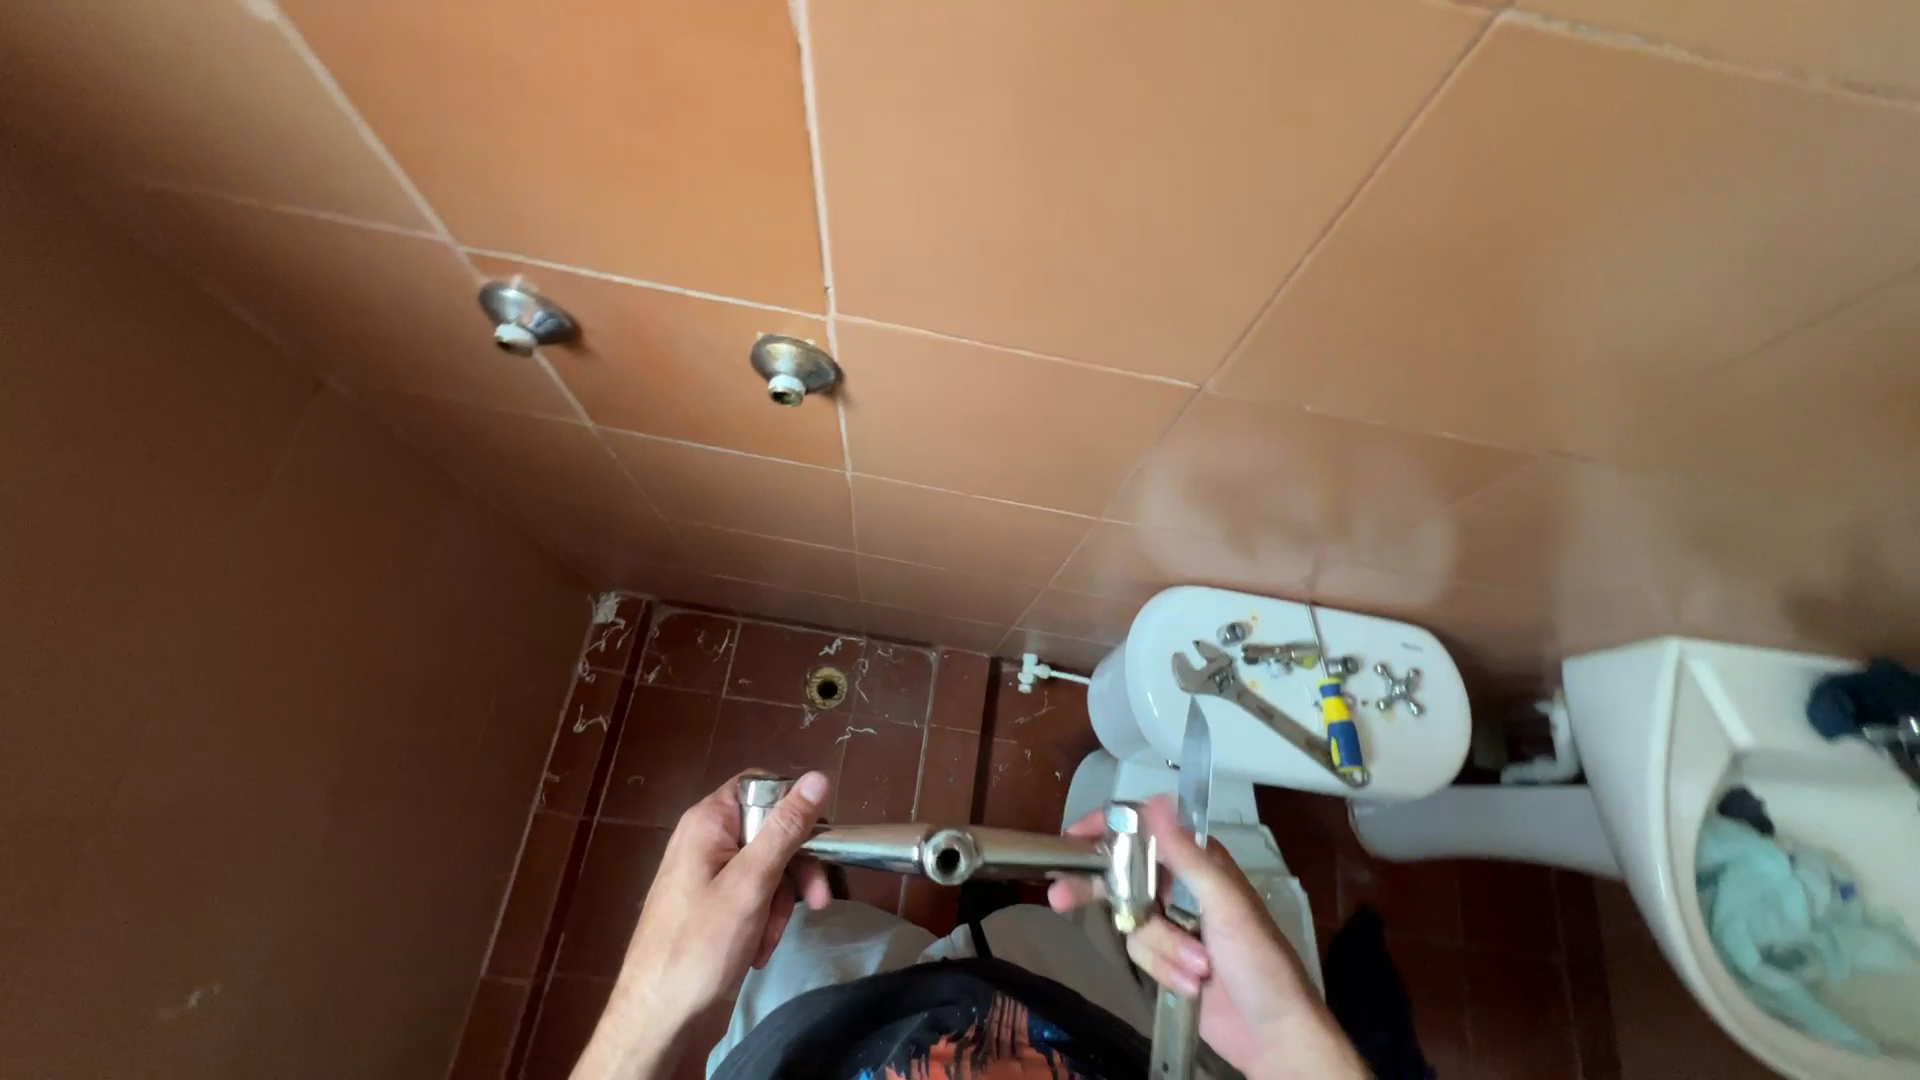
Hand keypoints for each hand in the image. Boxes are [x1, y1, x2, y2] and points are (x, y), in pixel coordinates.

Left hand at [573, 771, 831, 1079]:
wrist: (655, 1020)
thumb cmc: (700, 945)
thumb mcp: (751, 883)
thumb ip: (786, 829)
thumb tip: (817, 778)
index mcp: (709, 821)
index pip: (763, 787)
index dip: (793, 809)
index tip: (818, 840)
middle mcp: (707, 838)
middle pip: (771, 830)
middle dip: (795, 868)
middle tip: (819, 899)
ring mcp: (708, 872)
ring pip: (767, 865)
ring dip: (780, 901)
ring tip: (770, 938)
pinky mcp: (711, 903)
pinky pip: (752, 893)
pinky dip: (763, 917)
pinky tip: (758, 948)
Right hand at [1047, 797, 1365, 1079]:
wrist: (1275, 1036)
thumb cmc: (1259, 962)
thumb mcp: (1226, 905)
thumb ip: (1187, 855)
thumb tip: (1157, 802)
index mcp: (1199, 861)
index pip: (1144, 830)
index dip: (1108, 830)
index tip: (1073, 838)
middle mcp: (1181, 885)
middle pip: (1124, 873)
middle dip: (1099, 889)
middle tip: (1060, 895)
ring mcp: (1172, 922)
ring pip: (1132, 920)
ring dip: (1161, 949)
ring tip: (1196, 968)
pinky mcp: (1167, 956)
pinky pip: (1141, 952)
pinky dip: (1164, 969)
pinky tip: (1193, 983)